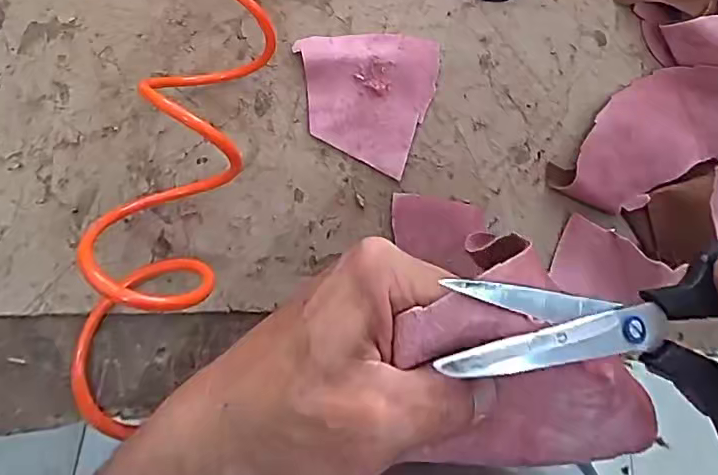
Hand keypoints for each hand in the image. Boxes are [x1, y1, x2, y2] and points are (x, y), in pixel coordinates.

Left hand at [103, 238, 491, 474]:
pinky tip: (386, 407)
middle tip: (444, 412)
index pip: (465, 297)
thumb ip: (448, 398)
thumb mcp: (376, 423)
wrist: (198, 454)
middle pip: (446, 312)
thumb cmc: (283, 431)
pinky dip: (404, 375)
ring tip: (403, 415)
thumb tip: (495, 387)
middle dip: (450, 363)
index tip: (518, 376)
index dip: (492, 340)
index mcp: (381, 267)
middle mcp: (373, 263)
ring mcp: (357, 287)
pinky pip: (399, 339)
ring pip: (424, 330)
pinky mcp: (345, 316)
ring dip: (426, 374)